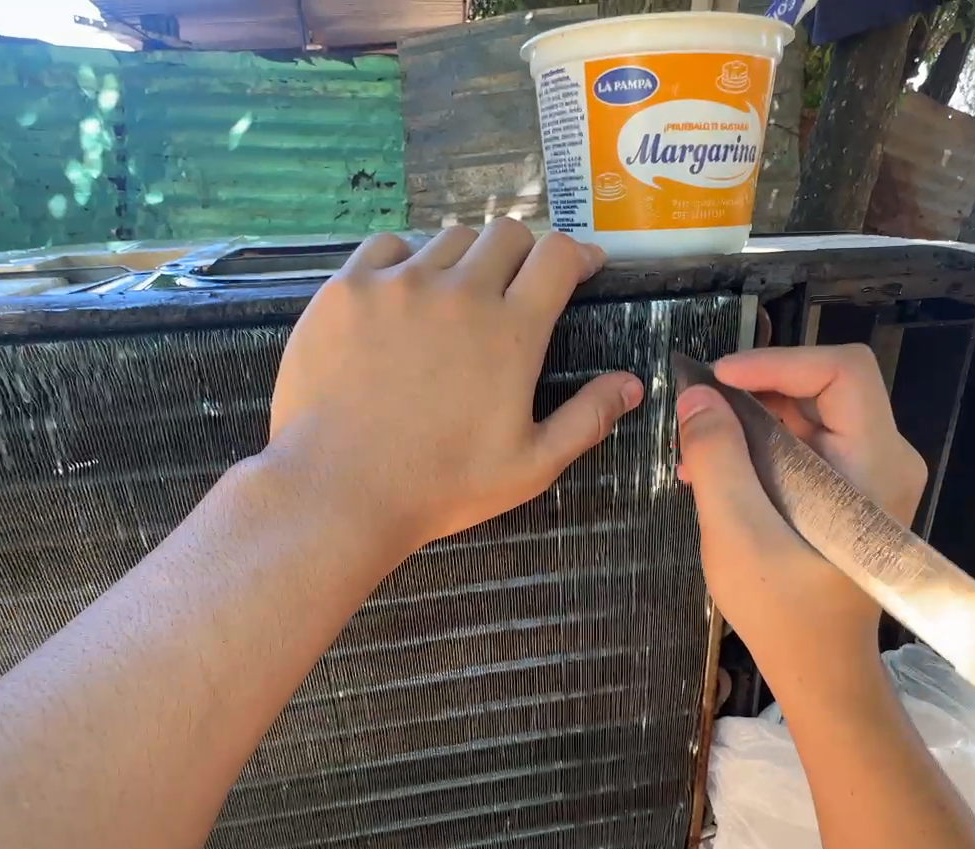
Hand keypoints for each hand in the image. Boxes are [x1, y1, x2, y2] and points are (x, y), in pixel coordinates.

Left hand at [267, 222, 643, 551]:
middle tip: (516, 286)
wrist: (340, 490)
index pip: (556, 256)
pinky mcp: (346, 289)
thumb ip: (587, 419)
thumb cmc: (442, 485)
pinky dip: (406, 260)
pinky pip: (386, 248)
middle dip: (524, 252)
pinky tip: (402, 294)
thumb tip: (633, 384)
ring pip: (447, 237)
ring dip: (465, 258)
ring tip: (456, 295)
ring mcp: (397, 284)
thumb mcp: (530, 466)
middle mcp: (458, 290)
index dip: (578, 253)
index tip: (583, 265)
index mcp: (511, 331)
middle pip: (505, 233)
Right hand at [674, 345, 926, 683]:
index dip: (776, 362)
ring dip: (745, 424)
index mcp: (874, 464)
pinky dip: (754, 451)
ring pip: (804, 417)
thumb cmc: (784, 611)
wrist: (818, 667)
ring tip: (692, 451)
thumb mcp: (738, 533)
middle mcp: (882, 459)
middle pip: (820, 390)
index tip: (716, 378)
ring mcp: (865, 476)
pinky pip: (799, 448)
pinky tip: (711, 475)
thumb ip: (717, 459)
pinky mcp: (844, 494)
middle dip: (752, 394)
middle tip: (695, 414)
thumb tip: (696, 397)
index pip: (841, 372)